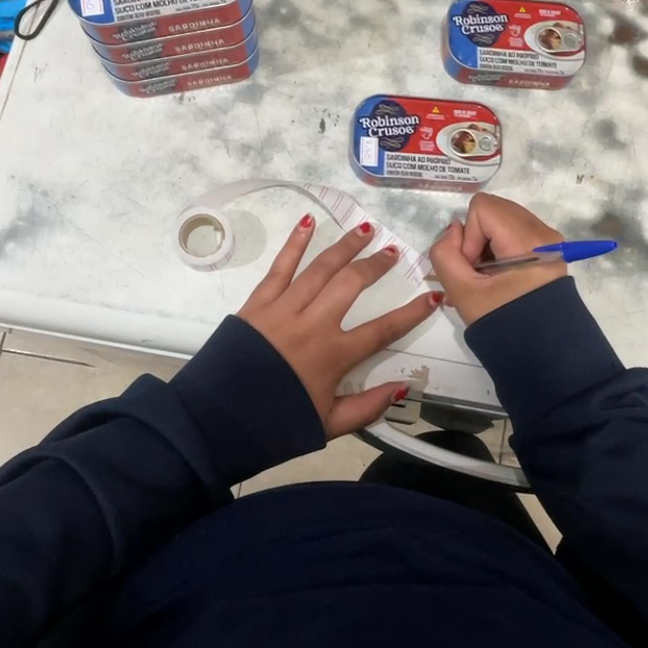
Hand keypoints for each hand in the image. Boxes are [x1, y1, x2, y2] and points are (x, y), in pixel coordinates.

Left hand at [238, 214, 443, 438]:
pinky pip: (280, 267)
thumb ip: (368, 406)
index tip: (431, 295)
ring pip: (321, 268)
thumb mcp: (328, 425)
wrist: (216, 420)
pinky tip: (308, 222)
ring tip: (365, 229)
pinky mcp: (258, 303)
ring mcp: (284, 309)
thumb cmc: (274, 424)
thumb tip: (403, 386)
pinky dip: (295, 243)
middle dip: (376, 265)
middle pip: (352, 284)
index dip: (411, 313)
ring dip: (345, 246)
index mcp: (334, 355)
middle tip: (393, 251)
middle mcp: (314, 323)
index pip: (383, 329)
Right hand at [428, 193, 567, 325]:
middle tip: (478, 272)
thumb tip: (454, 230)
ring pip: (504, 219)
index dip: (469, 236)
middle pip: (495, 209)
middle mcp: (544, 232)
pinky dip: (501, 247)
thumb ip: (445, 254)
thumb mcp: (462, 292)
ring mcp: (550, 240)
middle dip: (478, 237)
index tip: (474, 269)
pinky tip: (500, 275)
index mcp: (528, 239)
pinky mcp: (550, 249)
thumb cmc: (502, 323)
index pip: (483, 208)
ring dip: (487, 243)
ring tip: (488, 276)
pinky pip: (516, 232)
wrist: (542, 352)